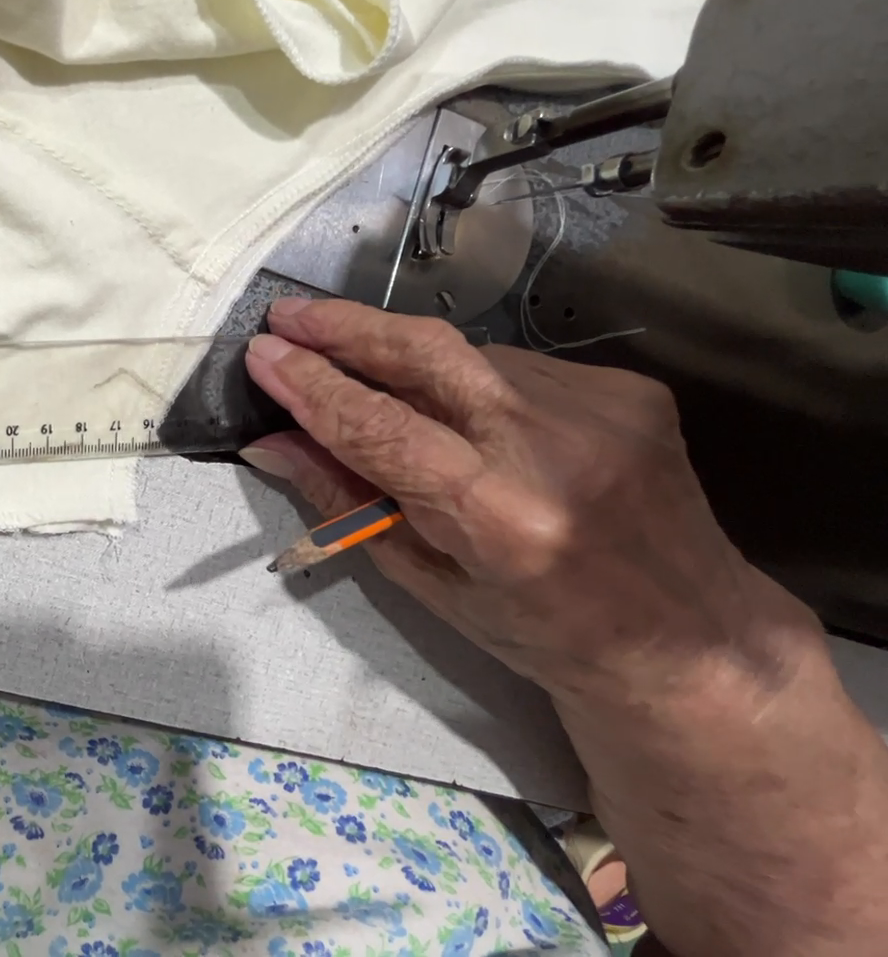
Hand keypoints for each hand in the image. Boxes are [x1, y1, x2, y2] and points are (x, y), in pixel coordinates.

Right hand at [239, 297, 810, 702]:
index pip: (381, 426)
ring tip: (351, 364)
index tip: (262, 353)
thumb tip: (271, 443)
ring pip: (465, 355)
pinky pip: (508, 365)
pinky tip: (447, 404)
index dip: (313, 385)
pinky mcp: (626, 388)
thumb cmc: (538, 629)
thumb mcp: (423, 579)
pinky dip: (458, 378)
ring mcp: (600, 407)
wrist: (693, 638)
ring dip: (396, 355)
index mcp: (501, 515)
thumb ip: (344, 499)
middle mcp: (556, 445)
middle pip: (428, 353)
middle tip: (286, 317)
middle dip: (346, 327)